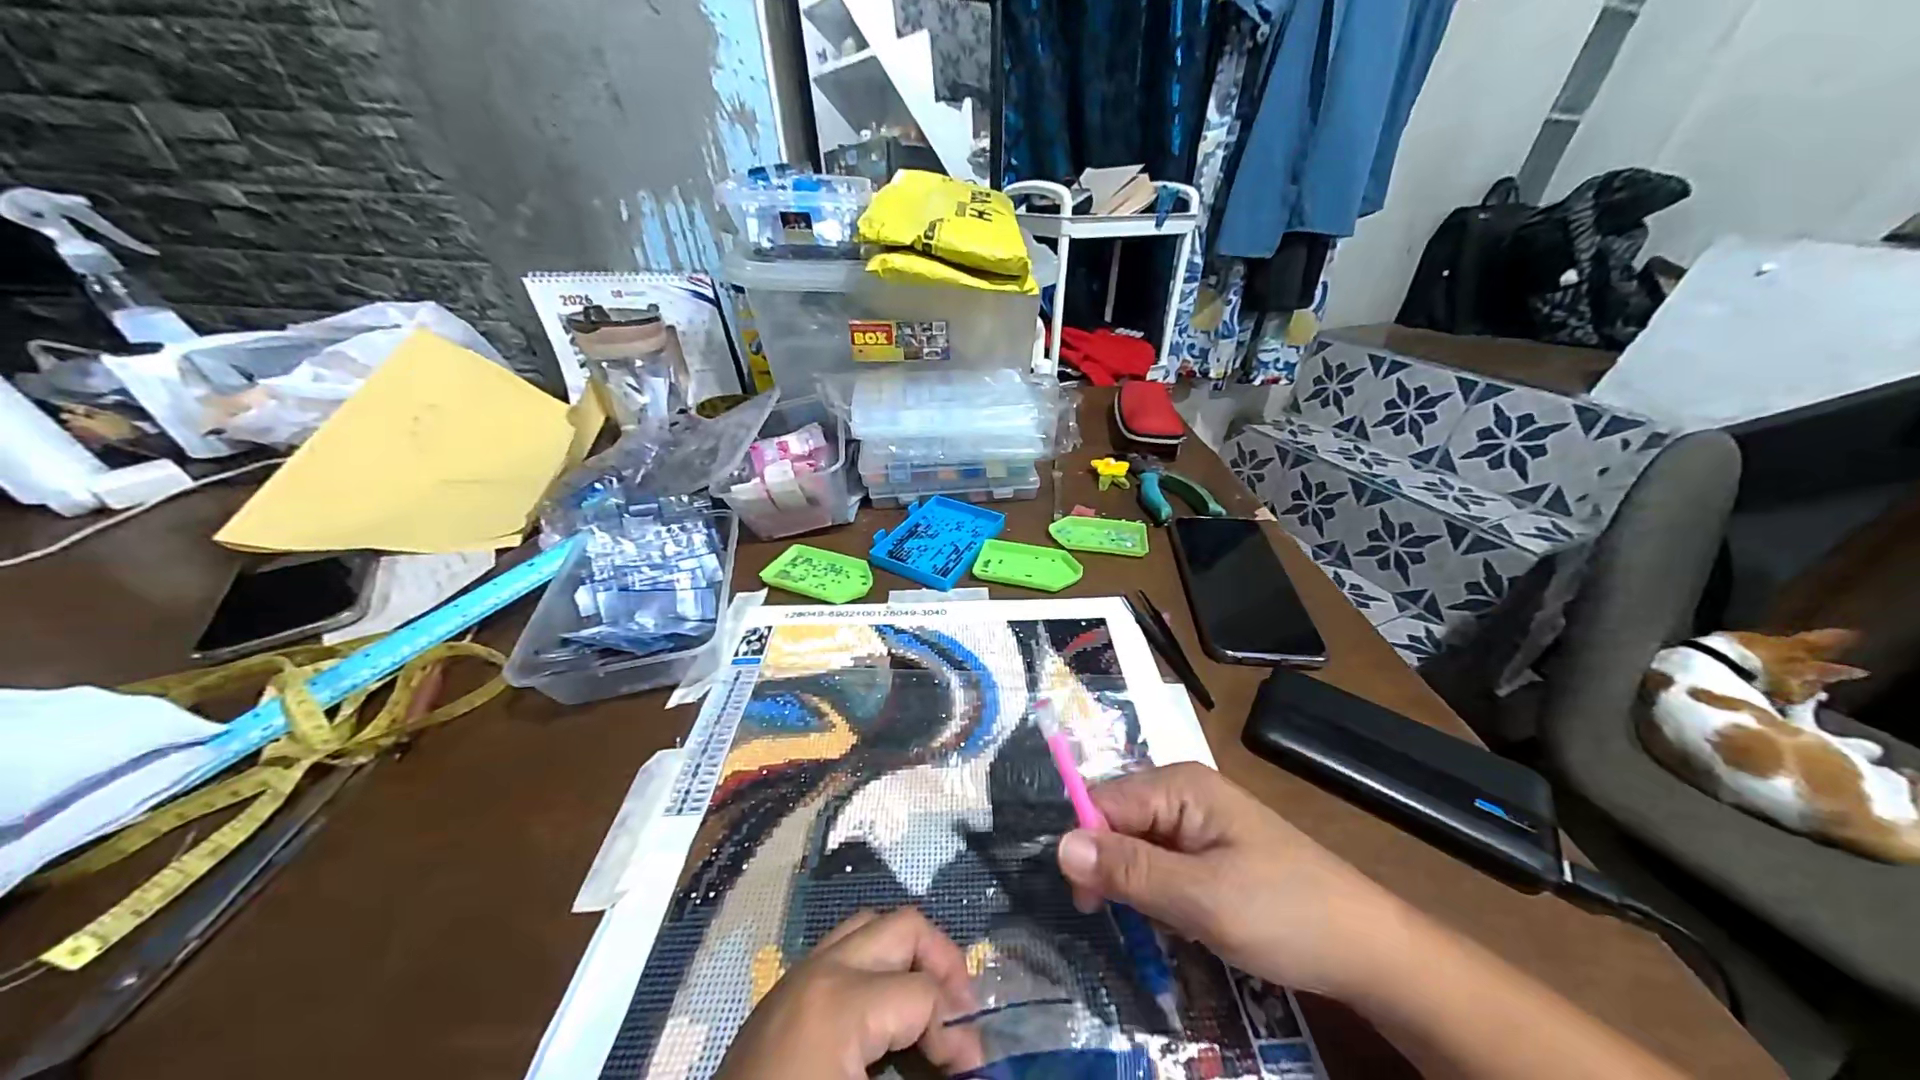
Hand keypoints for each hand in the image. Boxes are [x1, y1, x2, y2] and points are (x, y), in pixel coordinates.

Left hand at [715, 909, 982, 1079]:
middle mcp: (822, 969)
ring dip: (908, 958)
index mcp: (842, 1000)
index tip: (975, 1071)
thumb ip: (925, 1074)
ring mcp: (798, 974)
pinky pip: (842, 950)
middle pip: (903, 927)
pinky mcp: (784, 992)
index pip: (925, 992)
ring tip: (928, 1007)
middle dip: (944, 965)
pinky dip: (876, 966)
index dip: (960, 1032)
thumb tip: (973, 1064)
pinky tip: (885, 1016)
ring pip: (871, 927)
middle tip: (961, 1017)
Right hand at [1054, 762, 1404, 998]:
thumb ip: (1129, 869)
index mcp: (1179, 786)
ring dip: (1133, 885)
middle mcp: (1183, 792)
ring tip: (1157, 923)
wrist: (1369, 951)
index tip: (1084, 902)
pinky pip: (1159, 862)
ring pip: (1135, 846)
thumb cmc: (1286, 916)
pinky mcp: (1208, 850)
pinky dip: (1155, 892)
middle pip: (1116, 821)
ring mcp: (1197, 821)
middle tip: (1118, 920)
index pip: (1102, 801)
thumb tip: (1059, 845)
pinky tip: (1174, 919)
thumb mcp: (1200, 898)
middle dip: (1110, 869)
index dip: (1084, 847)